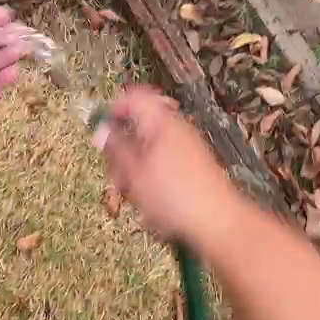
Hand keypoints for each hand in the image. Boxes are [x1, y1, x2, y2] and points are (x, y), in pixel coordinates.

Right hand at [97, 85, 244, 247]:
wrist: (218, 221)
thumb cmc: (173, 195)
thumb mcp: (134, 172)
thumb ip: (116, 148)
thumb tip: (101, 130)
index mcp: (160, 122)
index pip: (133, 98)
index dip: (114, 111)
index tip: (102, 134)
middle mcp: (176, 128)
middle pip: (140, 127)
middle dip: (124, 151)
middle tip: (117, 176)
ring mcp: (187, 146)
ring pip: (150, 149)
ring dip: (136, 169)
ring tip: (133, 195)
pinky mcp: (194, 166)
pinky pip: (165, 164)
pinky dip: (152, 178)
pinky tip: (152, 201)